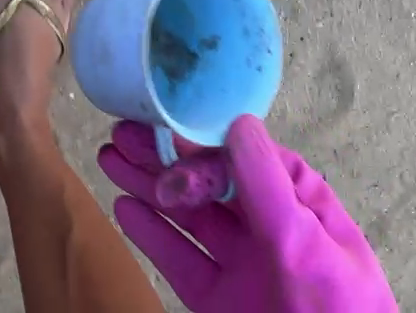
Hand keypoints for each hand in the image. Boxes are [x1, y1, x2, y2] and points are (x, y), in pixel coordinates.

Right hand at [97, 117, 397, 312]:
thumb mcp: (306, 242)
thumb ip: (268, 185)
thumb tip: (238, 121)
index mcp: (301, 205)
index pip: (247, 156)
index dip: (205, 141)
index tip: (168, 130)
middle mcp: (269, 229)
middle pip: (211, 181)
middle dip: (167, 157)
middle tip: (122, 133)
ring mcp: (242, 267)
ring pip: (189, 217)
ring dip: (150, 187)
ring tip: (109, 157)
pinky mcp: (219, 303)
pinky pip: (180, 262)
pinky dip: (151, 235)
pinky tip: (124, 207)